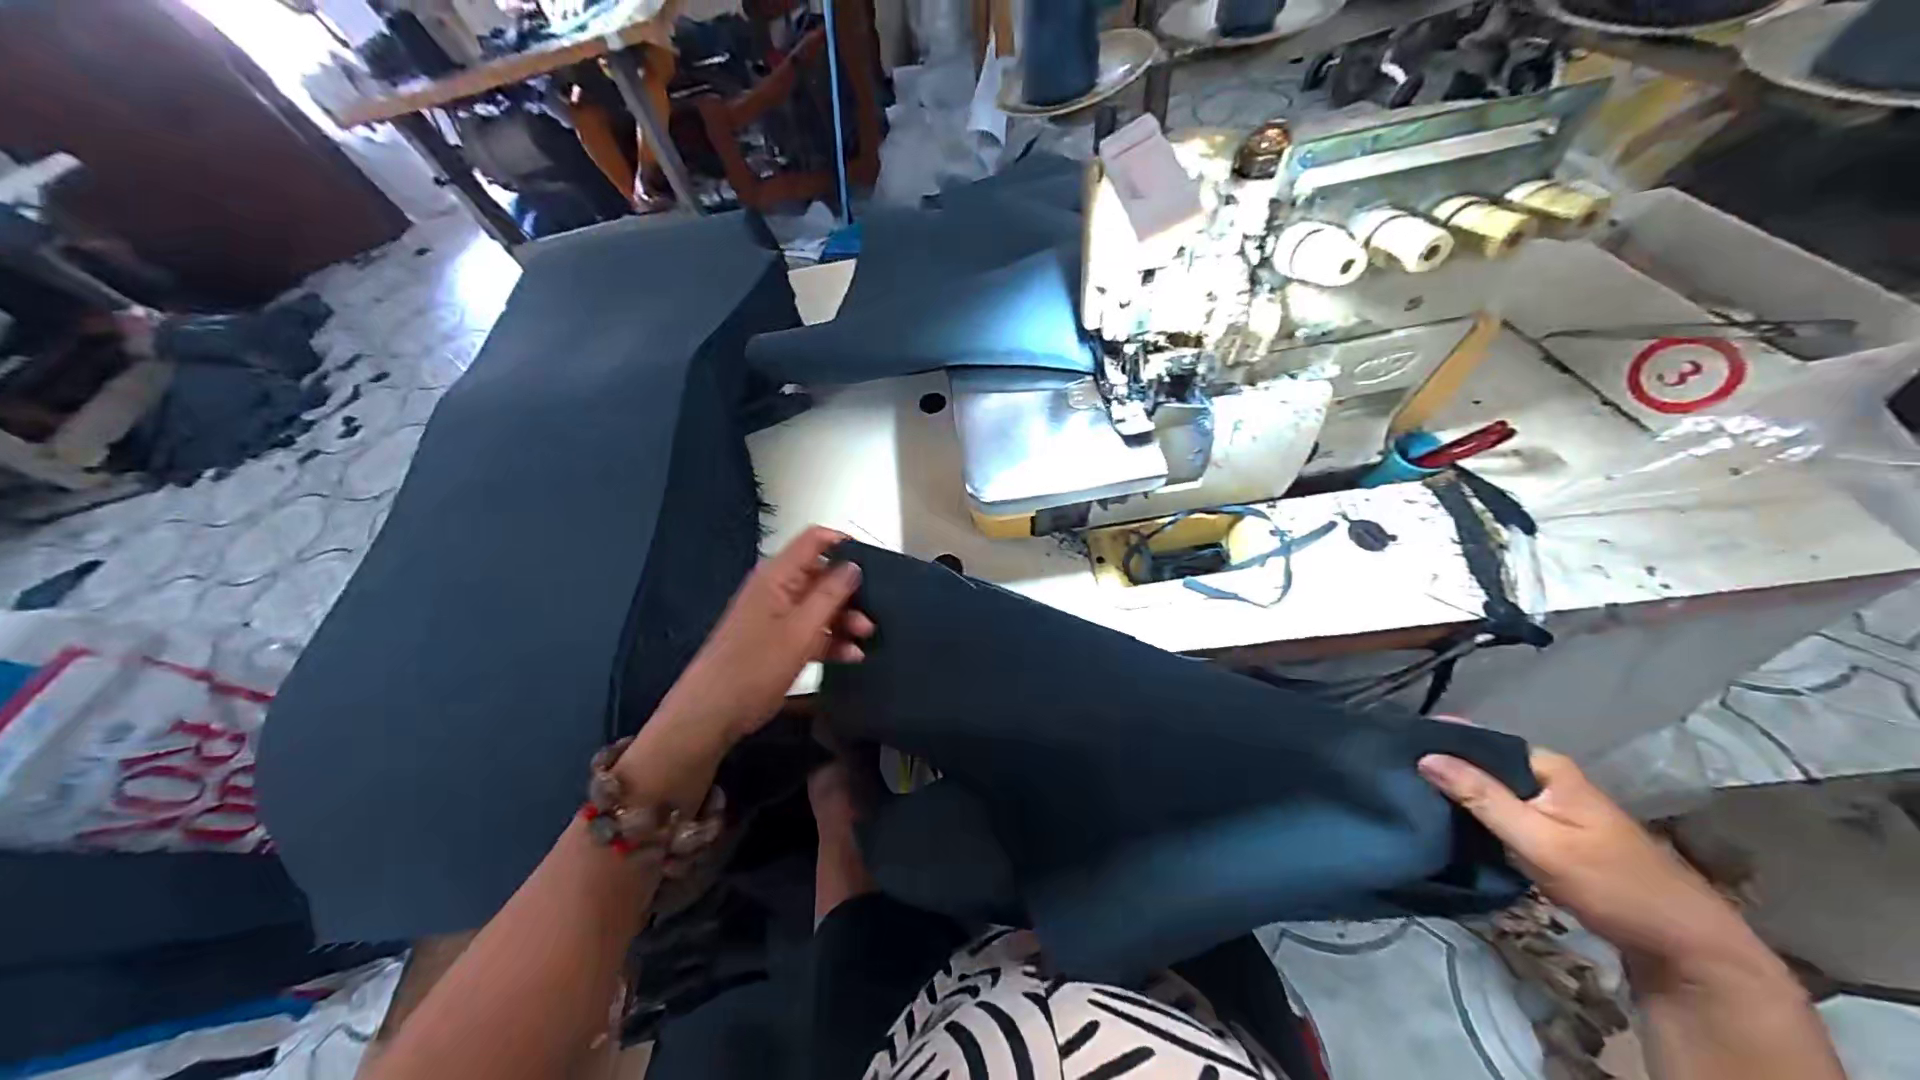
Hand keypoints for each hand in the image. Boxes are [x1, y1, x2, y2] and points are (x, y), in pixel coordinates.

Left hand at [655, 526, 872, 745]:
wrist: (713, 713)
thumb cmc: (752, 668)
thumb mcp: (801, 630)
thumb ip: (830, 595)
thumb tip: (852, 566)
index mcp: (777, 577)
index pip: (814, 541)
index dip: (844, 544)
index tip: (872, 563)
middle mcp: (776, 589)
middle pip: (821, 575)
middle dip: (850, 592)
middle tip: (872, 613)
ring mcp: (776, 616)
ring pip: (819, 606)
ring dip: (844, 619)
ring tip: (864, 638)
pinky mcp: (777, 641)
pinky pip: (811, 630)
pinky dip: (830, 640)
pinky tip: (850, 656)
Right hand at [1418, 743, 1769, 983]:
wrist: (1679, 943)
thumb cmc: (1610, 883)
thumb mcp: (1538, 840)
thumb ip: (1481, 796)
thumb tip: (1425, 755)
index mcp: (1547, 766)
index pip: (1480, 738)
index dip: (1439, 739)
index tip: (1394, 743)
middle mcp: (1547, 776)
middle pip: (1481, 761)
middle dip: (1442, 766)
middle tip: (1393, 771)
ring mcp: (1548, 804)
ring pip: (1487, 787)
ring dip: (1455, 791)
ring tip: (1407, 791)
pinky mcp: (1546, 829)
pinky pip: (1497, 808)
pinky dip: (1472, 811)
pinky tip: (1444, 818)